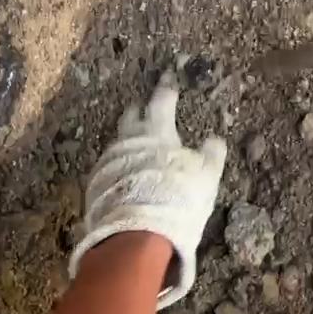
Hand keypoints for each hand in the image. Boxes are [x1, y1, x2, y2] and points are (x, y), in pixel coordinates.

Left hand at [69, 80, 226, 308]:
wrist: (136, 234)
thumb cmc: (177, 197)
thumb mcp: (206, 176)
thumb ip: (211, 155)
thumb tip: (215, 140)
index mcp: (156, 132)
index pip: (161, 102)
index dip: (166, 90)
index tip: (167, 79)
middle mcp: (128, 141)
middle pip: (131, 118)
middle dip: (139, 111)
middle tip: (143, 107)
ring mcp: (109, 163)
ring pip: (120, 144)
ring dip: (129, 142)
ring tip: (137, 146)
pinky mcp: (97, 185)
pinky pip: (111, 168)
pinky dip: (121, 167)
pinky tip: (126, 175)